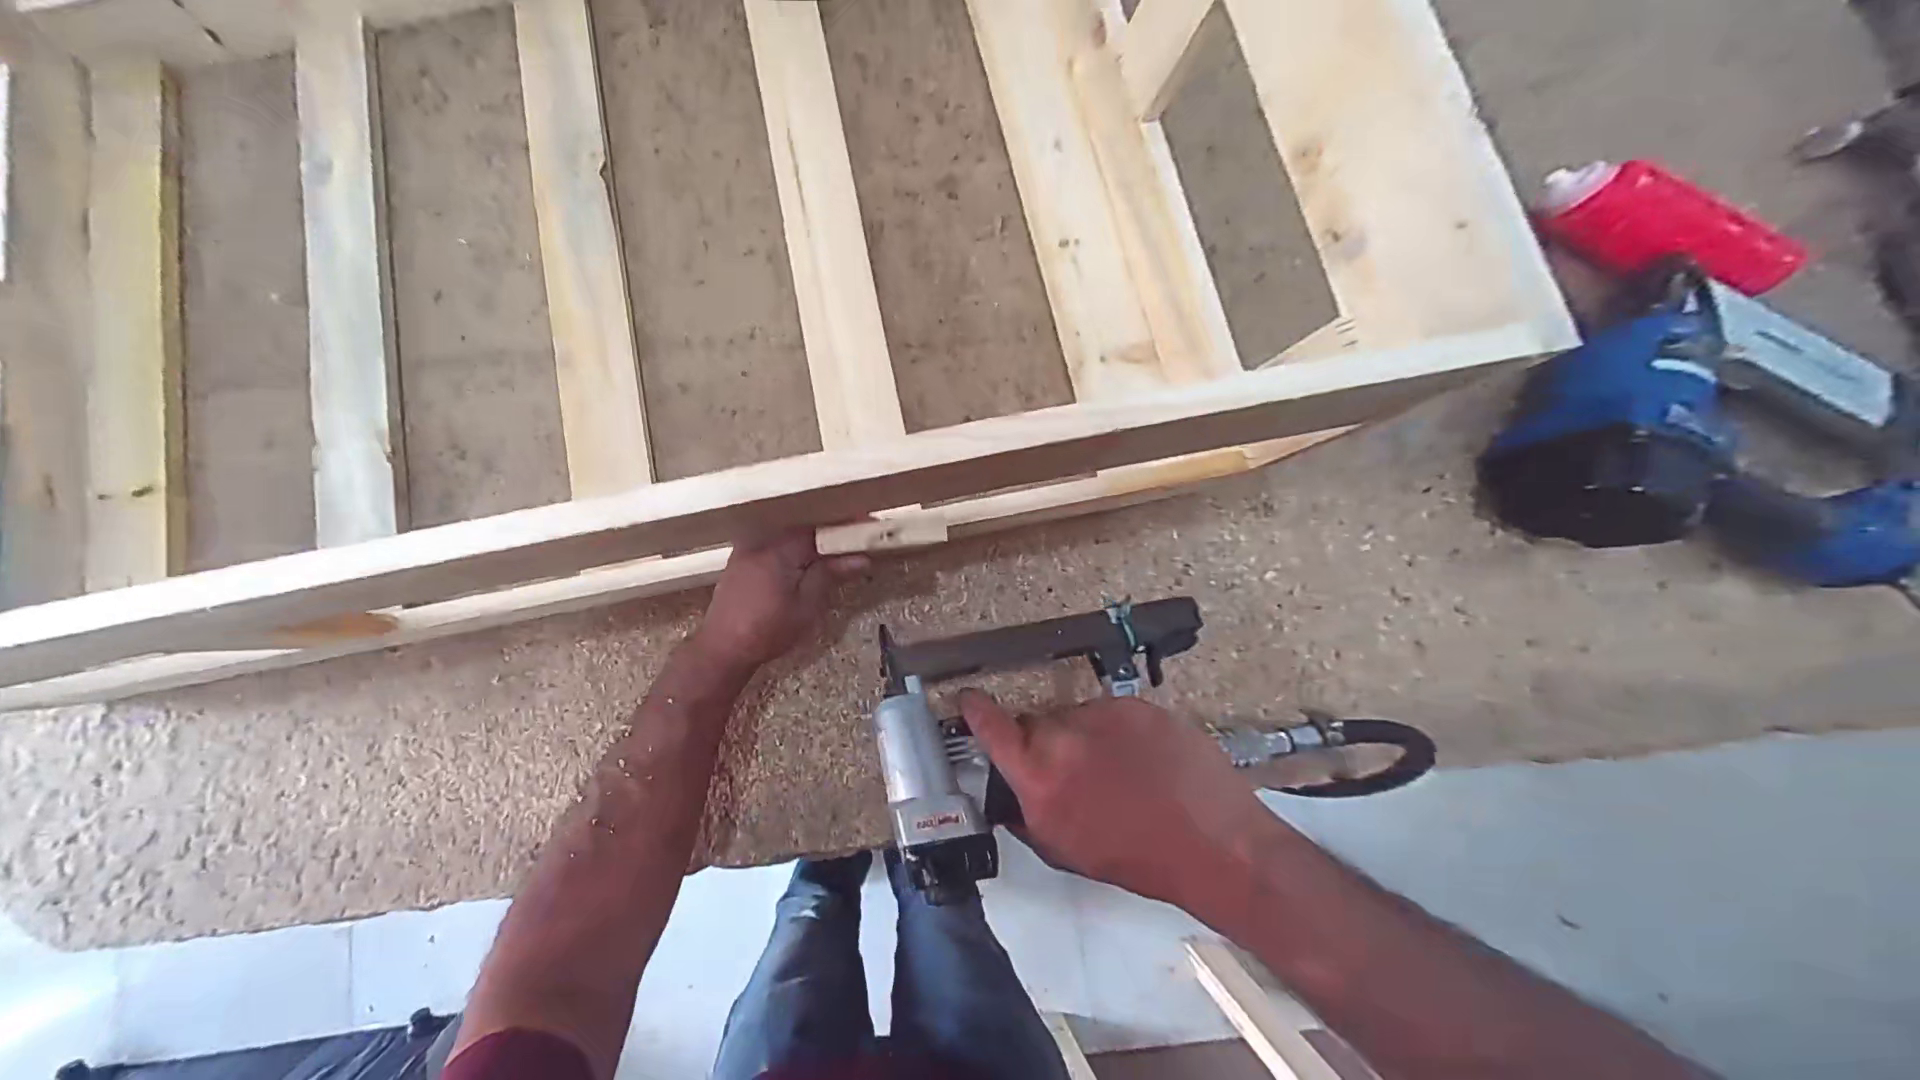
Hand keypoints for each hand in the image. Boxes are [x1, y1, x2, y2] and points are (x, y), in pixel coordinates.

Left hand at [694, 530, 869, 674]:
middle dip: (832, 529)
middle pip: (804, 525)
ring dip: (813, 537)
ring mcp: (748, 548)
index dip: (847, 525)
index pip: (821, 527)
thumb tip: (861, 558)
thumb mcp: (806, 606)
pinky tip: (807, 559)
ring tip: (838, 548)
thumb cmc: (768, 631)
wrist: (722, 649)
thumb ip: (830, 575)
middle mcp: (761, 540)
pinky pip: (775, 542)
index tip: (870, 526)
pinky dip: (794, 546)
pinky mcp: (741, 559)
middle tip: (858, 537)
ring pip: (789, 533)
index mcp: (780, 549)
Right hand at [961, 690, 1279, 910]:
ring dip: (1084, 737)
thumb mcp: (1065, 849)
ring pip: (1076, 717)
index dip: (975, 710)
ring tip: (1118, 770)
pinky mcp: (1137, 705)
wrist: (1214, 842)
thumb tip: (1012, 791)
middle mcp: (1064, 736)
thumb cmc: (1137, 857)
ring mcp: (1103, 715)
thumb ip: (1027, 813)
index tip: (968, 699)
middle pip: (1036, 723)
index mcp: (1039, 777)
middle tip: (1073, 773)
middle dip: (1044, 744)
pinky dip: (1118, 732)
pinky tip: (1143, 760)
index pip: (991, 727)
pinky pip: (1112, 713)